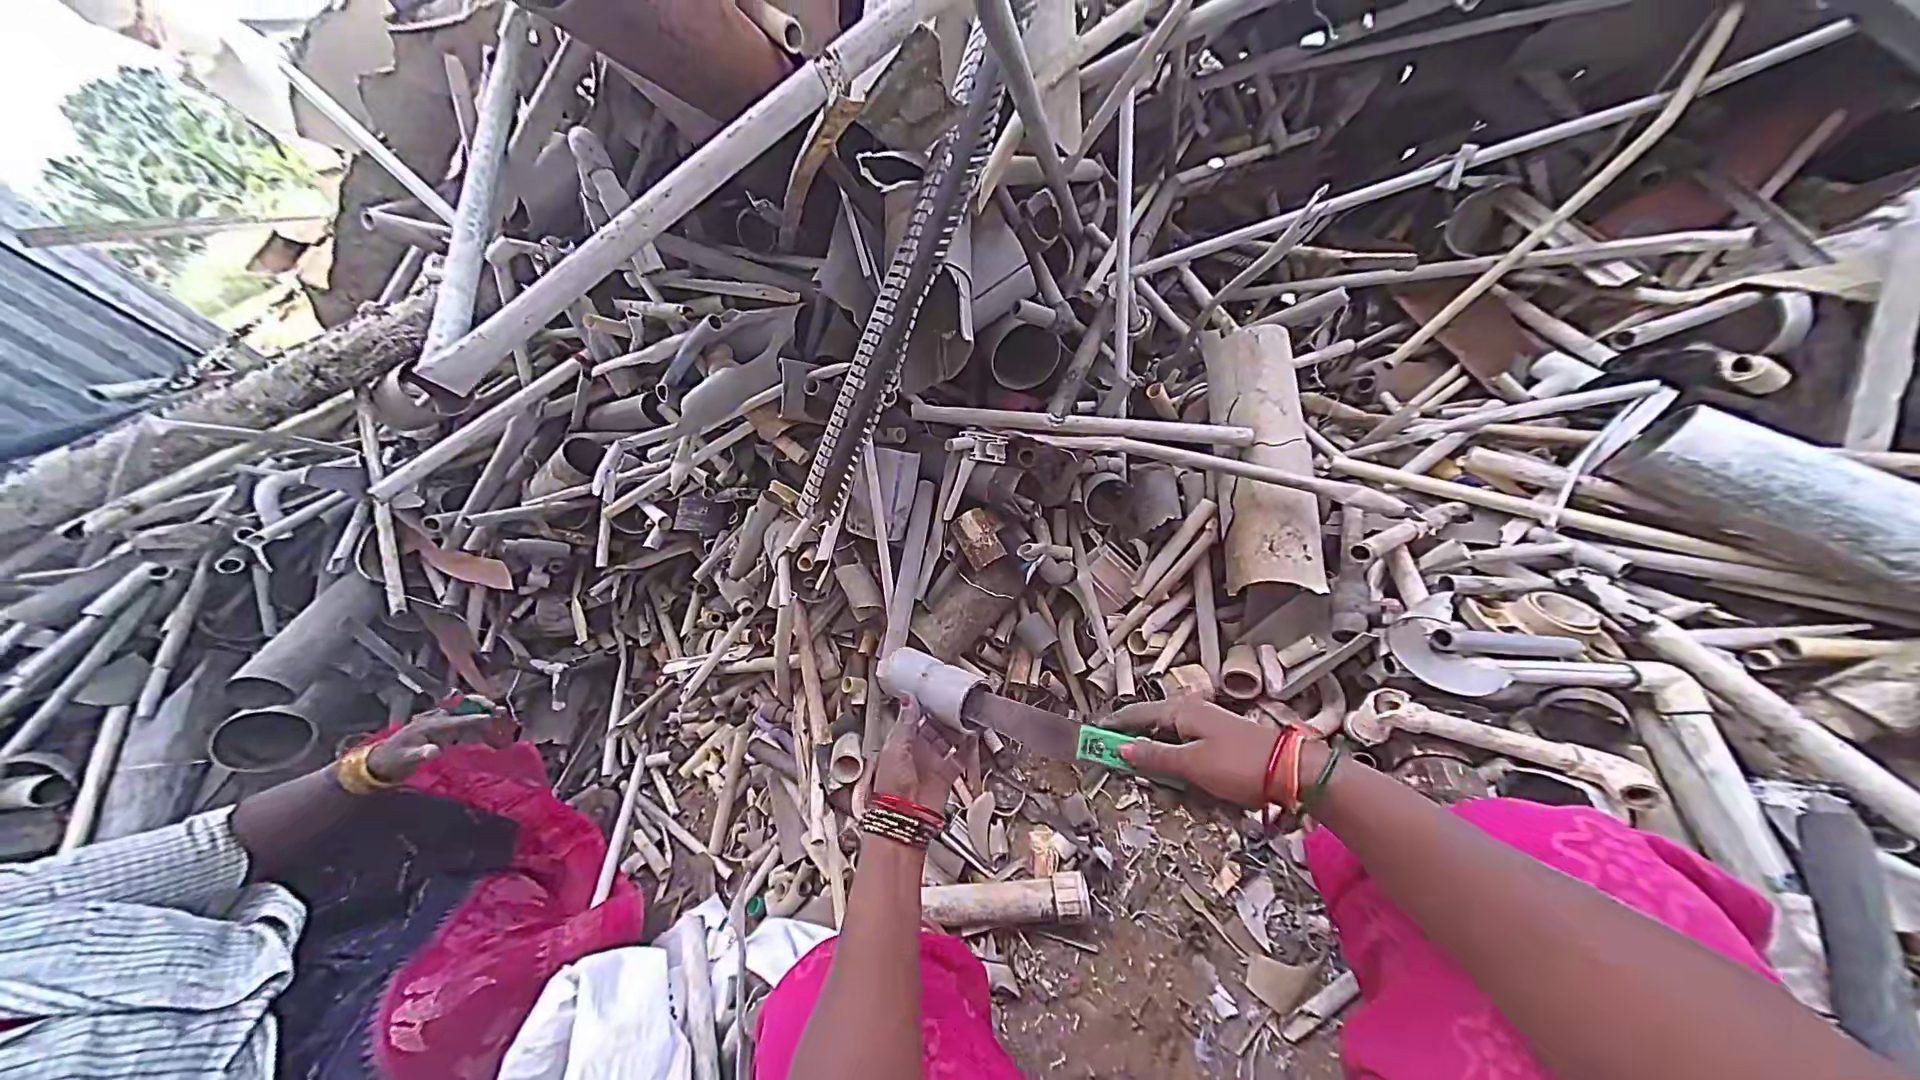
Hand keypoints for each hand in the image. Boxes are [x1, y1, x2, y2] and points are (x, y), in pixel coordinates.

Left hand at [365, 699, 514, 782]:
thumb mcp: (403, 761)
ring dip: (480, 711)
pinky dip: (474, 720)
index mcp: (428, 725)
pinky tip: (483, 726)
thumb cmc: (391, 762)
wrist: (376, 765)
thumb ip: (419, 755)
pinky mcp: (437, 730)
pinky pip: (459, 720)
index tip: (493, 717)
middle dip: (481, 706)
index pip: (457, 720)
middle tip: (498, 709)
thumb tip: (434, 750)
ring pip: (462, 712)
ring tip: (498, 714)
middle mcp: (434, 720)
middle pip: (462, 707)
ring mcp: (435, 723)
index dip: (476, 718)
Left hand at [873, 697, 966, 810]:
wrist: (904, 817)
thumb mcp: (896, 747)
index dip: (926, 708)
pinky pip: (961, 758)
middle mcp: (918, 752)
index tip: (937, 696)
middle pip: (935, 729)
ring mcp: (933, 763)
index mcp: (902, 743)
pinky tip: (972, 739)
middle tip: (955, 706)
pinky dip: (968, 749)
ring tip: (966, 719)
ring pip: (949, 741)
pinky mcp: (946, 775)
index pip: (916, 720)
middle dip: (945, 718)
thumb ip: (906, 723)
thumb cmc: (891, 787)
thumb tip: (908, 701)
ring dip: (957, 731)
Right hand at [1106, 696, 1292, 806]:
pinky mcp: (1219, 745)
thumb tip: (1121, 749)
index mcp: (1180, 711)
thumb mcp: (1191, 764)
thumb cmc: (1239, 764)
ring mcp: (1206, 729)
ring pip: (1170, 747)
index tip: (1091, 739)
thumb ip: (1154, 757)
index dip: (1112, 727)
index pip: (1135, 715)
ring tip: (1168, 788)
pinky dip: (1182, 771)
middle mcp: (1190, 714)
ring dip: (1164, 768)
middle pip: (1151, 731)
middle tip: (1129, 773)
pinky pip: (1188, 755)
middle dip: (1140, 754)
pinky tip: (1190, 788)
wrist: (1295, 772)